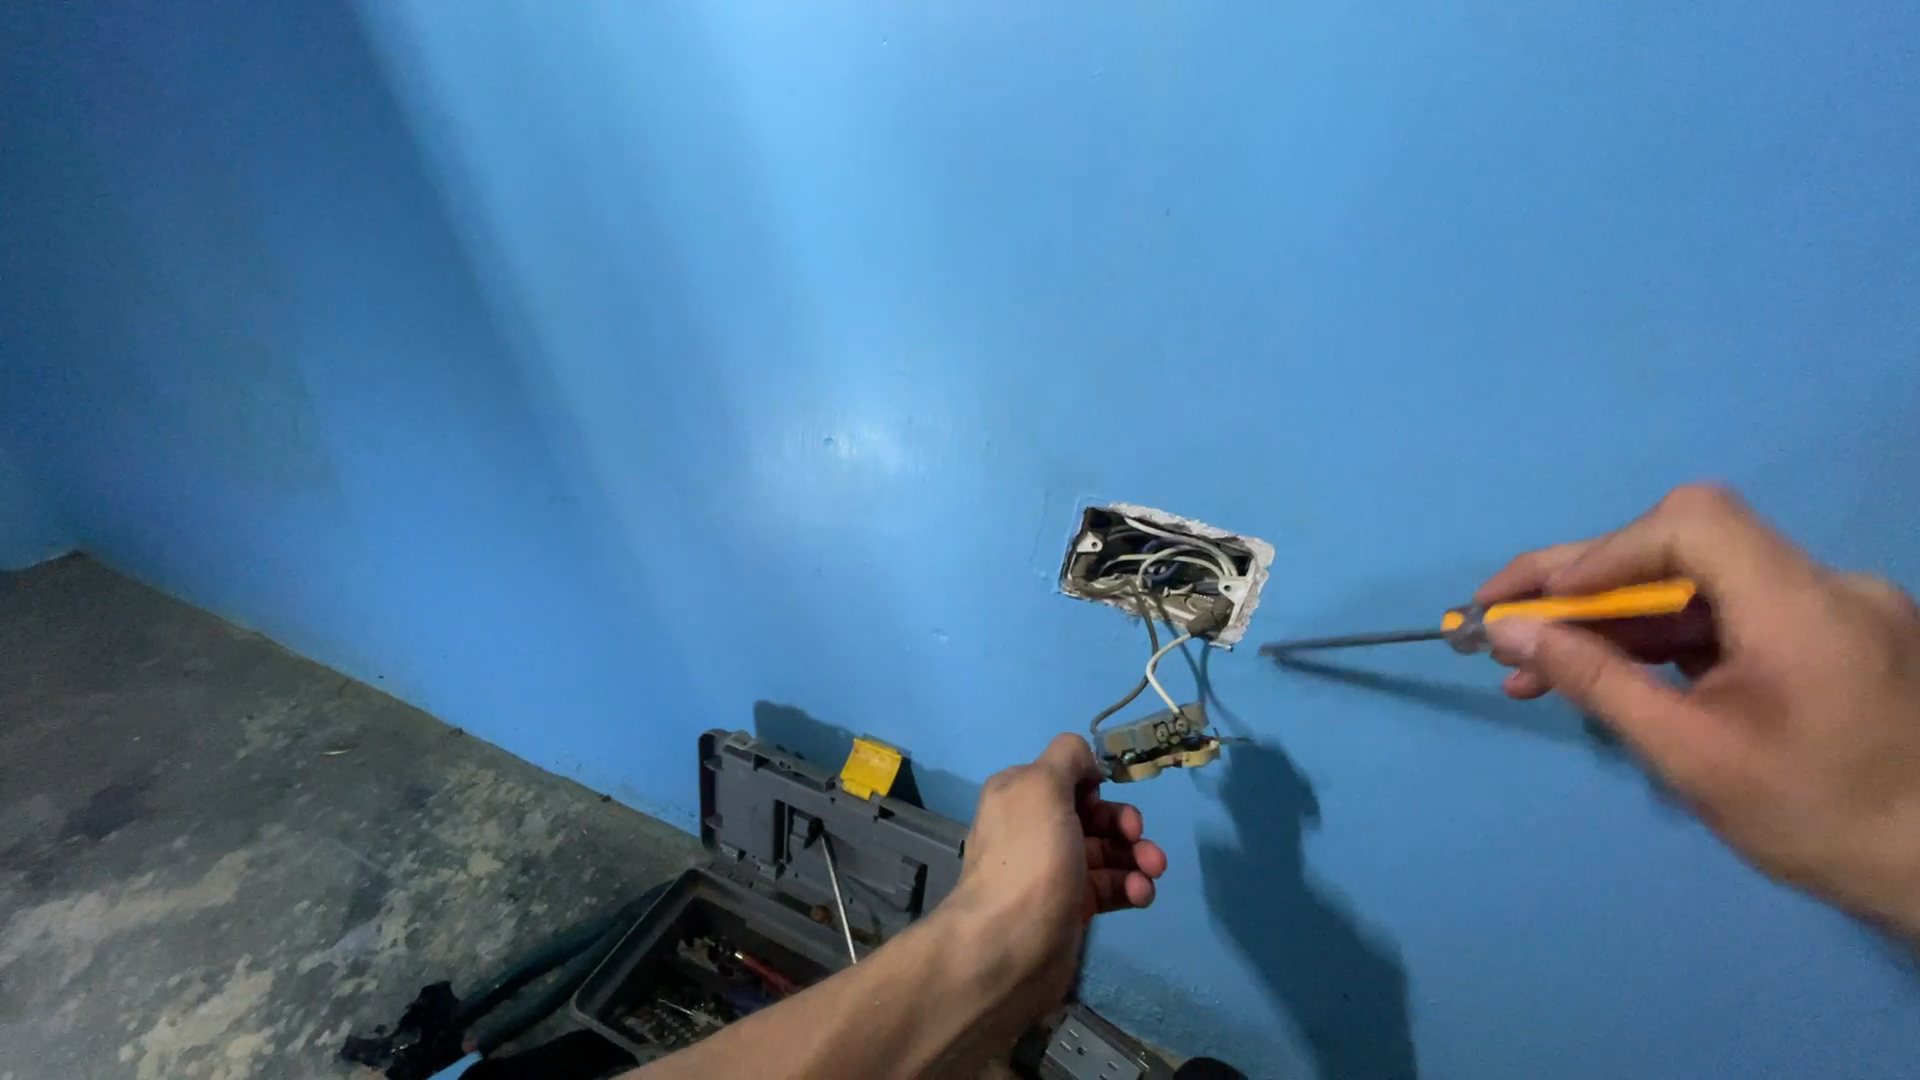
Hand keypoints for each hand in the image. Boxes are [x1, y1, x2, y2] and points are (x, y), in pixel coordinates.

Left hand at [942, 734, 1166, 1023]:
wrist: (1009, 946)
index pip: (1065, 775)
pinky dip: (1129, 887)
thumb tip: (1086, 761)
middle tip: (1140, 837)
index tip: (1107, 794)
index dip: (1092, 783)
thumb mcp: (1043, 785)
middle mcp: (1033, 827)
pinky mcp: (1070, 907)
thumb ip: (1067, 757)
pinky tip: (1141, 895)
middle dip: (1124, 822)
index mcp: (1020, 793)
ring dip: (1136, 856)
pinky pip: (1108, 887)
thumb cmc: (1030, 856)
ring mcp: (1052, 869)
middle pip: (1091, 814)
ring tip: (1152, 872)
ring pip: (1106, 851)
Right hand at [1477, 485, 1919, 933]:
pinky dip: (1640, 640)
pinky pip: (1706, 618)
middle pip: (1672, 550)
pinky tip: (1590, 673)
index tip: (1540, 603)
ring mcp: (1819, 612)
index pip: (1692, 525)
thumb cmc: (1822, 820)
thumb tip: (1502, 629)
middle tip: (1496, 619)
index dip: (1604, 551)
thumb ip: (1591, 678)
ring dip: (1596, 619)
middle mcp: (1819, 589)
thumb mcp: (1687, 753)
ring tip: (1525, 665)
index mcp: (1804, 609)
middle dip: (1572, 585)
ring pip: (1679, 587)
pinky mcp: (1812, 638)